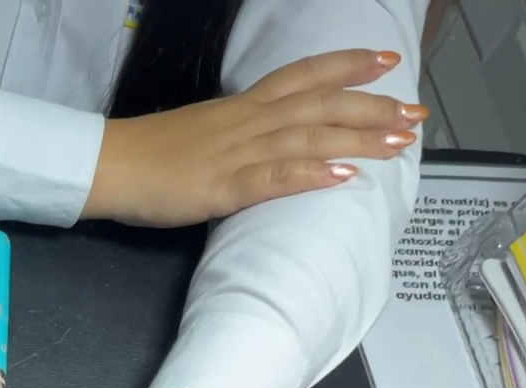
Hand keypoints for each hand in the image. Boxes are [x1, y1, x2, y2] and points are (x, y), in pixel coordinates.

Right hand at [85, 48, 425, 227]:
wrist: (110, 165)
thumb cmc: (147, 155)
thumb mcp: (199, 136)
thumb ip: (232, 140)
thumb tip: (256, 151)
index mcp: (240, 109)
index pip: (303, 78)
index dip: (347, 67)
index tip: (386, 63)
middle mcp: (247, 122)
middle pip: (319, 107)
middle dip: (371, 108)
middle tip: (416, 114)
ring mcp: (236, 153)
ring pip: (307, 137)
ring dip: (356, 137)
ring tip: (398, 142)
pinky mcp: (221, 186)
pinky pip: (271, 177)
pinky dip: (309, 175)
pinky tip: (342, 176)